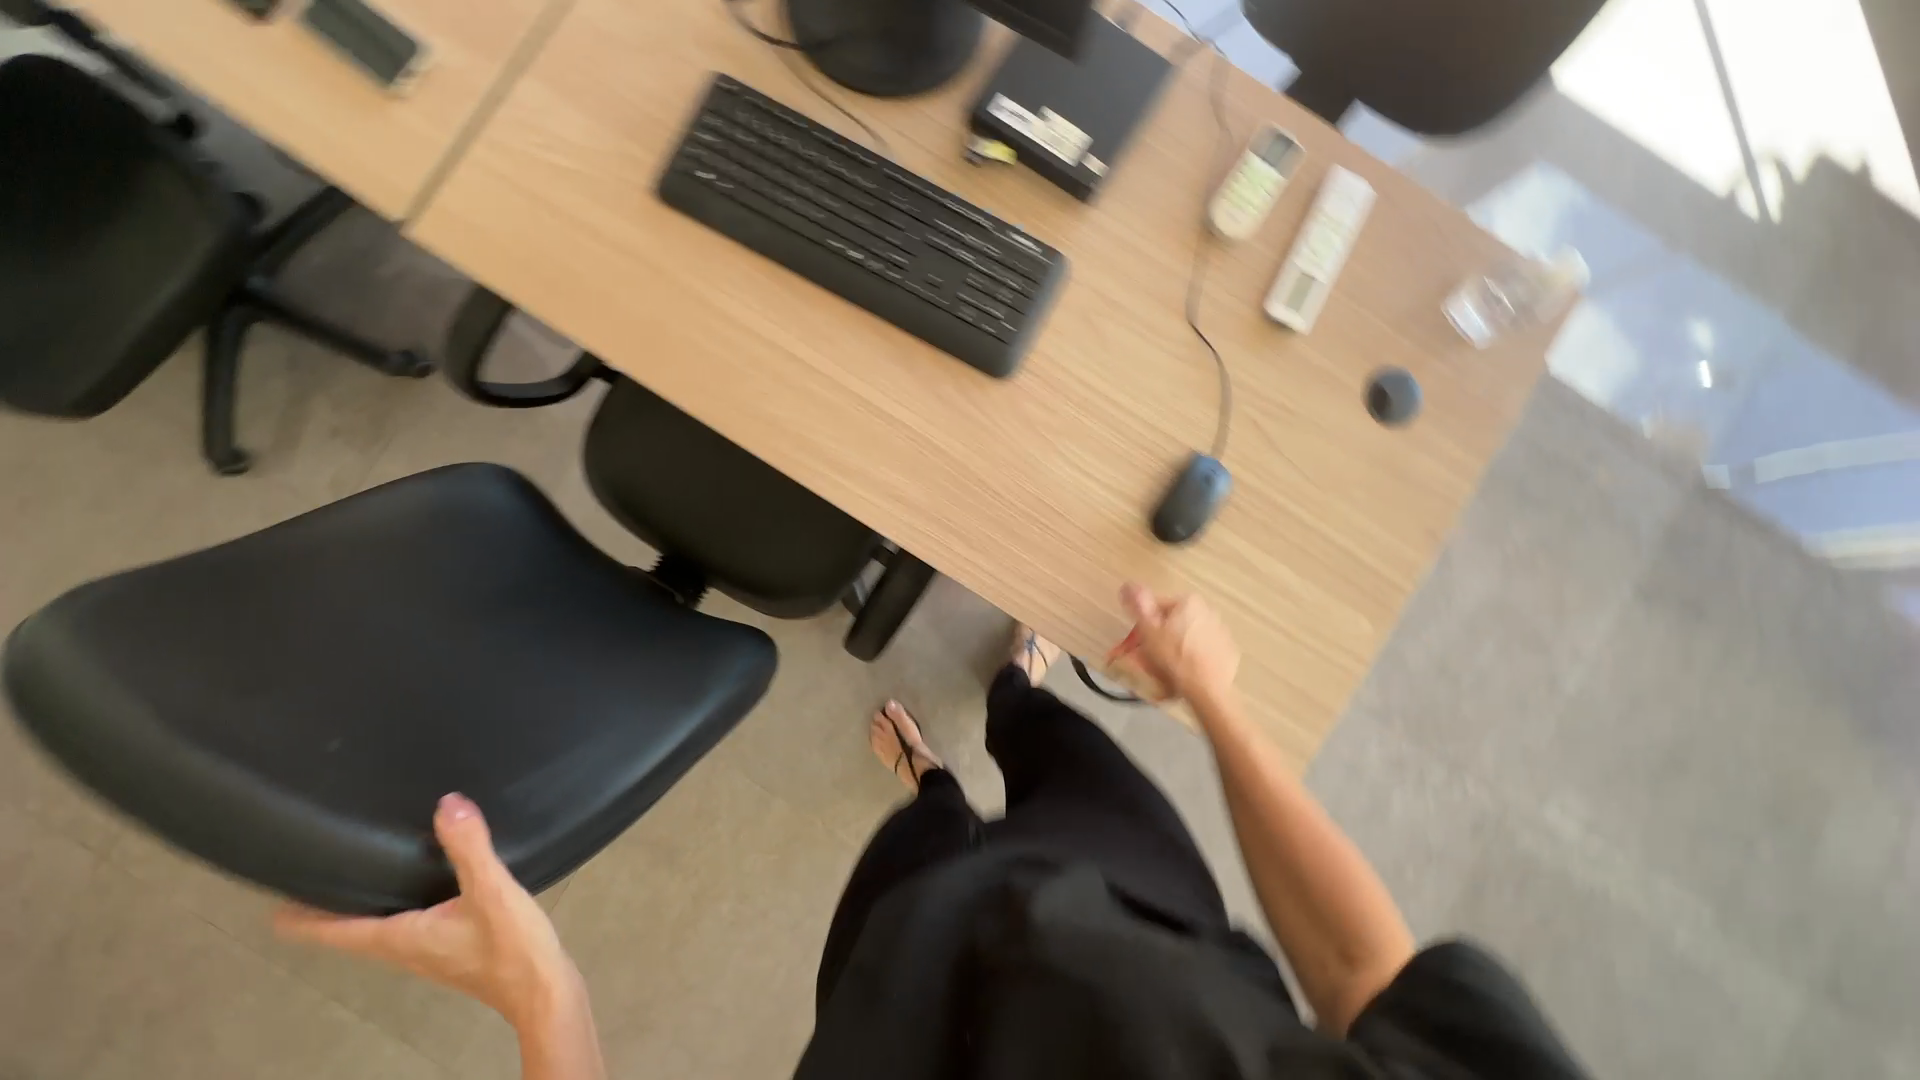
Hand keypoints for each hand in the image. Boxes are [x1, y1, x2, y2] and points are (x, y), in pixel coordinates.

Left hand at [274, 794, 580, 1029]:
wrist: (541, 987)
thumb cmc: (509, 947)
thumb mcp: (492, 891)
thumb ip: (469, 848)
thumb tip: (447, 803)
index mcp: (397, 937)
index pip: (327, 931)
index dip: (297, 913)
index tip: (276, 889)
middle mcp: (400, 948)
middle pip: (346, 928)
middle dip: (328, 900)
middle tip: (318, 861)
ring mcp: (424, 951)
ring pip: (376, 925)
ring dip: (362, 902)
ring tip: (363, 865)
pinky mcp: (447, 947)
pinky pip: (405, 921)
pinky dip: (395, 902)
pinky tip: (420, 881)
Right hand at [1110, 583, 1240, 703]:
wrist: (1207, 689)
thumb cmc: (1174, 658)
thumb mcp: (1149, 630)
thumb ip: (1138, 605)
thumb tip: (1127, 585)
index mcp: (1188, 601)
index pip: (1156, 608)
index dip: (1142, 625)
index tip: (1135, 644)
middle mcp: (1208, 610)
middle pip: (1173, 621)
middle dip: (1159, 636)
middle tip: (1148, 657)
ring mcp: (1221, 630)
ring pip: (1188, 634)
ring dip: (1176, 645)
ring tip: (1166, 667)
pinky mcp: (1228, 650)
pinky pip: (1204, 649)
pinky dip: (1193, 655)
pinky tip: (1185, 670)